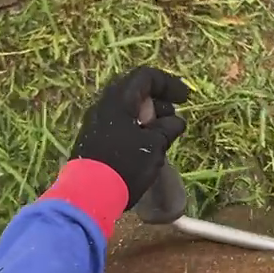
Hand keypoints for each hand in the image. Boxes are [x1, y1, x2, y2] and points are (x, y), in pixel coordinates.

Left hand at [70, 67, 190, 204]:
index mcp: (120, 100)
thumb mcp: (155, 146)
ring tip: (162, 132)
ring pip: (126, 107)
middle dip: (157, 100)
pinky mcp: (92, 138)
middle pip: (134, 90)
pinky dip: (135, 126)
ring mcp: (95, 121)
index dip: (169, 84)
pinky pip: (118, 122)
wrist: (88, 195)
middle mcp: (104, 105)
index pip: (146, 77)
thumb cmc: (125, 165)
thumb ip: (168, 128)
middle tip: (172, 115)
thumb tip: (175, 121)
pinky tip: (145, 144)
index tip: (185, 99)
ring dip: (147, 115)